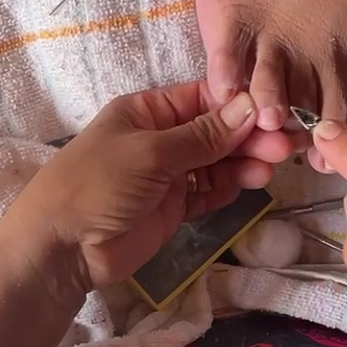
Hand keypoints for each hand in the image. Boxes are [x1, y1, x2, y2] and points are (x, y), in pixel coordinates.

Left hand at [2, 85, 268, 294]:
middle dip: (248, 137)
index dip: (239, 106)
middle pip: (214, 132)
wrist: (62, 247)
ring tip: (269, 170)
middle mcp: (159, 139)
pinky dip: (226, 189)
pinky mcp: (170, 209)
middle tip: (284, 147)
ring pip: (214, 164)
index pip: (202, 99)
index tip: (274, 114)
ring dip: (242, 164)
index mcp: (146, 111)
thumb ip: (201, 135)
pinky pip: (205, 193)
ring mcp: (165, 176)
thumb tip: (249, 107)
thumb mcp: (150, 152)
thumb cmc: (97, 184)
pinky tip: (248, 185)